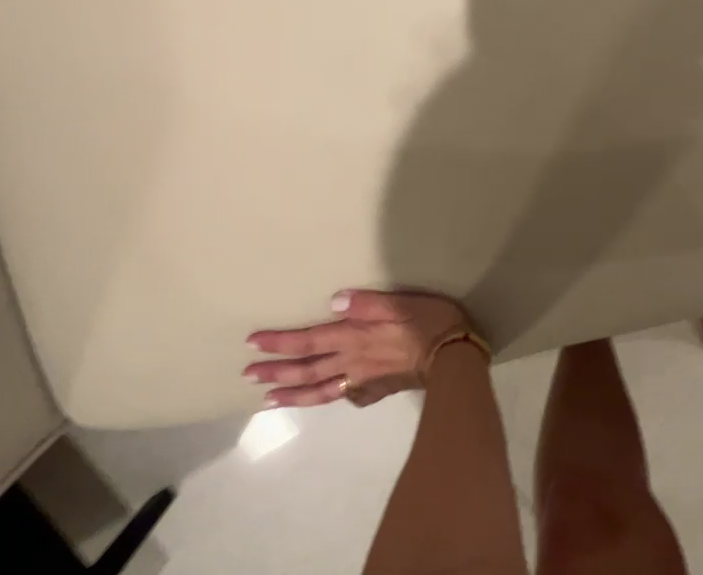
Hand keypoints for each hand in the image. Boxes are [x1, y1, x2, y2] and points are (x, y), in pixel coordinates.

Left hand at [246, 290, 475, 408]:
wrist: (454, 357)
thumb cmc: (429, 322)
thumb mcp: (401, 302)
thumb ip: (367, 303)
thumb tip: (333, 302)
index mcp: (354, 337)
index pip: (308, 341)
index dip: (279, 343)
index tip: (252, 343)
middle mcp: (351, 362)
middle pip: (306, 370)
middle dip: (275, 372)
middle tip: (247, 375)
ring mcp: (362, 381)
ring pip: (319, 391)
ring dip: (291, 394)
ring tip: (268, 399)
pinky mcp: (376, 390)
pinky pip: (344, 397)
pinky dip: (325, 400)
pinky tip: (321, 399)